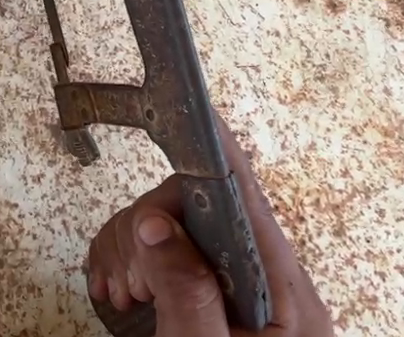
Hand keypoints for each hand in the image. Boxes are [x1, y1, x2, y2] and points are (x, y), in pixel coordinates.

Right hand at [85, 122, 332, 335]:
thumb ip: (187, 293)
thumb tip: (155, 219)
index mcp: (283, 293)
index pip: (245, 193)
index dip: (212, 146)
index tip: (187, 107)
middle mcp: (267, 282)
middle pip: (193, 204)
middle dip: (143, 226)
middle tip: (128, 280)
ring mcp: (240, 289)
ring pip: (170, 222)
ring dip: (131, 246)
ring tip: (123, 292)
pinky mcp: (215, 296)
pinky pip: (164, 248)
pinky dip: (131, 258)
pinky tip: (120, 284)